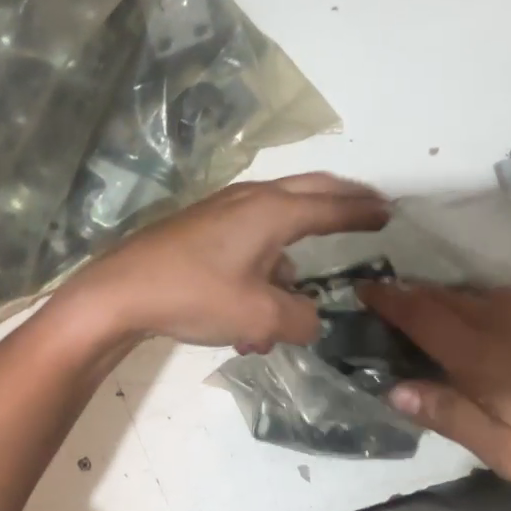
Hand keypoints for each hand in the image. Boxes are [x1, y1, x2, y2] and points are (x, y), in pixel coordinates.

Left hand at [57, 173, 388, 348]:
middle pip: (310, 191)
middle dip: (342, 200)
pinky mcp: (201, 227)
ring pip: (276, 221)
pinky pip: (249, 238)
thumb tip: (310, 319)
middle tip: (370, 207)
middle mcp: (251, 200)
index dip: (364, 211)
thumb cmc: (194, 296)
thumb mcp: (259, 319)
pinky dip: (265, 264)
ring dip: (293, 254)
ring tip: (296, 300)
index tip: (390, 211)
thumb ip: (299, 319)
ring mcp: (223, 210)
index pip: (333, 206)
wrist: (120, 292)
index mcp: (273, 212)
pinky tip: (251, 313)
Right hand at [360, 284, 510, 510]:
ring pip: (483, 293)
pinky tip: (499, 317)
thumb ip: (453, 417)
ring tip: (437, 311)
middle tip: (391, 303)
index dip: (389, 300)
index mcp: (486, 357)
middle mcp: (510, 320)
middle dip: (414, 296)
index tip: (364, 290)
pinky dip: (492, 300)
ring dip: (451, 298)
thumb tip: (395, 388)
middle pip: (448, 297)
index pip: (421, 315)